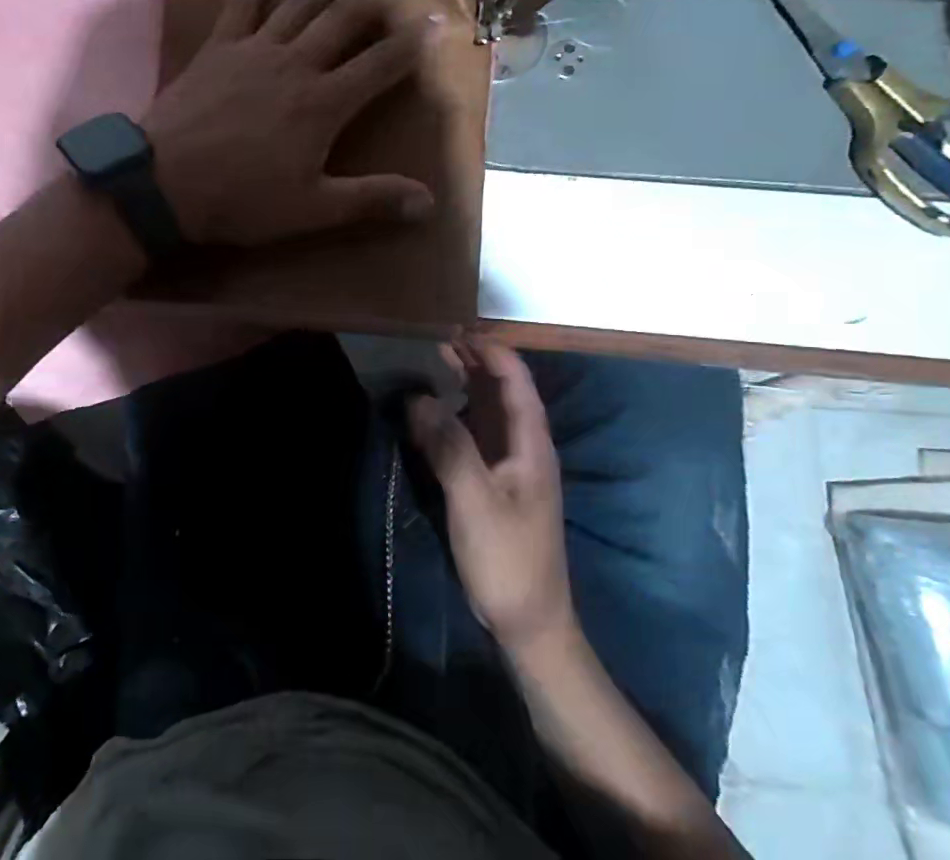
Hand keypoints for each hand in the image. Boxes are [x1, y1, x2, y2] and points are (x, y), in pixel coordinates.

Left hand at [144, 0, 442, 246]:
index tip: (438, 18)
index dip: (413, 43)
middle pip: (346, 18)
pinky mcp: (219, 48)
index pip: (381, 65)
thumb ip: (372, 199)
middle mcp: (297, 64)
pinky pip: (241, 3)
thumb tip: (428, 203)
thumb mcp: (314, 209)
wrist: (163, 184)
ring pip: (300, 0)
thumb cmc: (244, 200)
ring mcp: (255, 50)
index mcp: (325, 104)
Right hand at [407, 339, 576, 653]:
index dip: (491, 351)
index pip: (516, 380)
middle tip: (439, 341)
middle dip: (476, 364)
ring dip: (468, 389)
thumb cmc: (507, 557)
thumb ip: (449, 446)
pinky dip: (460, 421)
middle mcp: (525, 448)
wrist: (530, 618)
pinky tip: (439, 418)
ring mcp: (513, 469)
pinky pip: (480, 441)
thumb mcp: (475, 499)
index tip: (456, 330)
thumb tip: (418, 398)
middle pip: (504, 393)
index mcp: (530, 442)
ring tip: (437, 366)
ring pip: (491, 416)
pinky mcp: (499, 489)